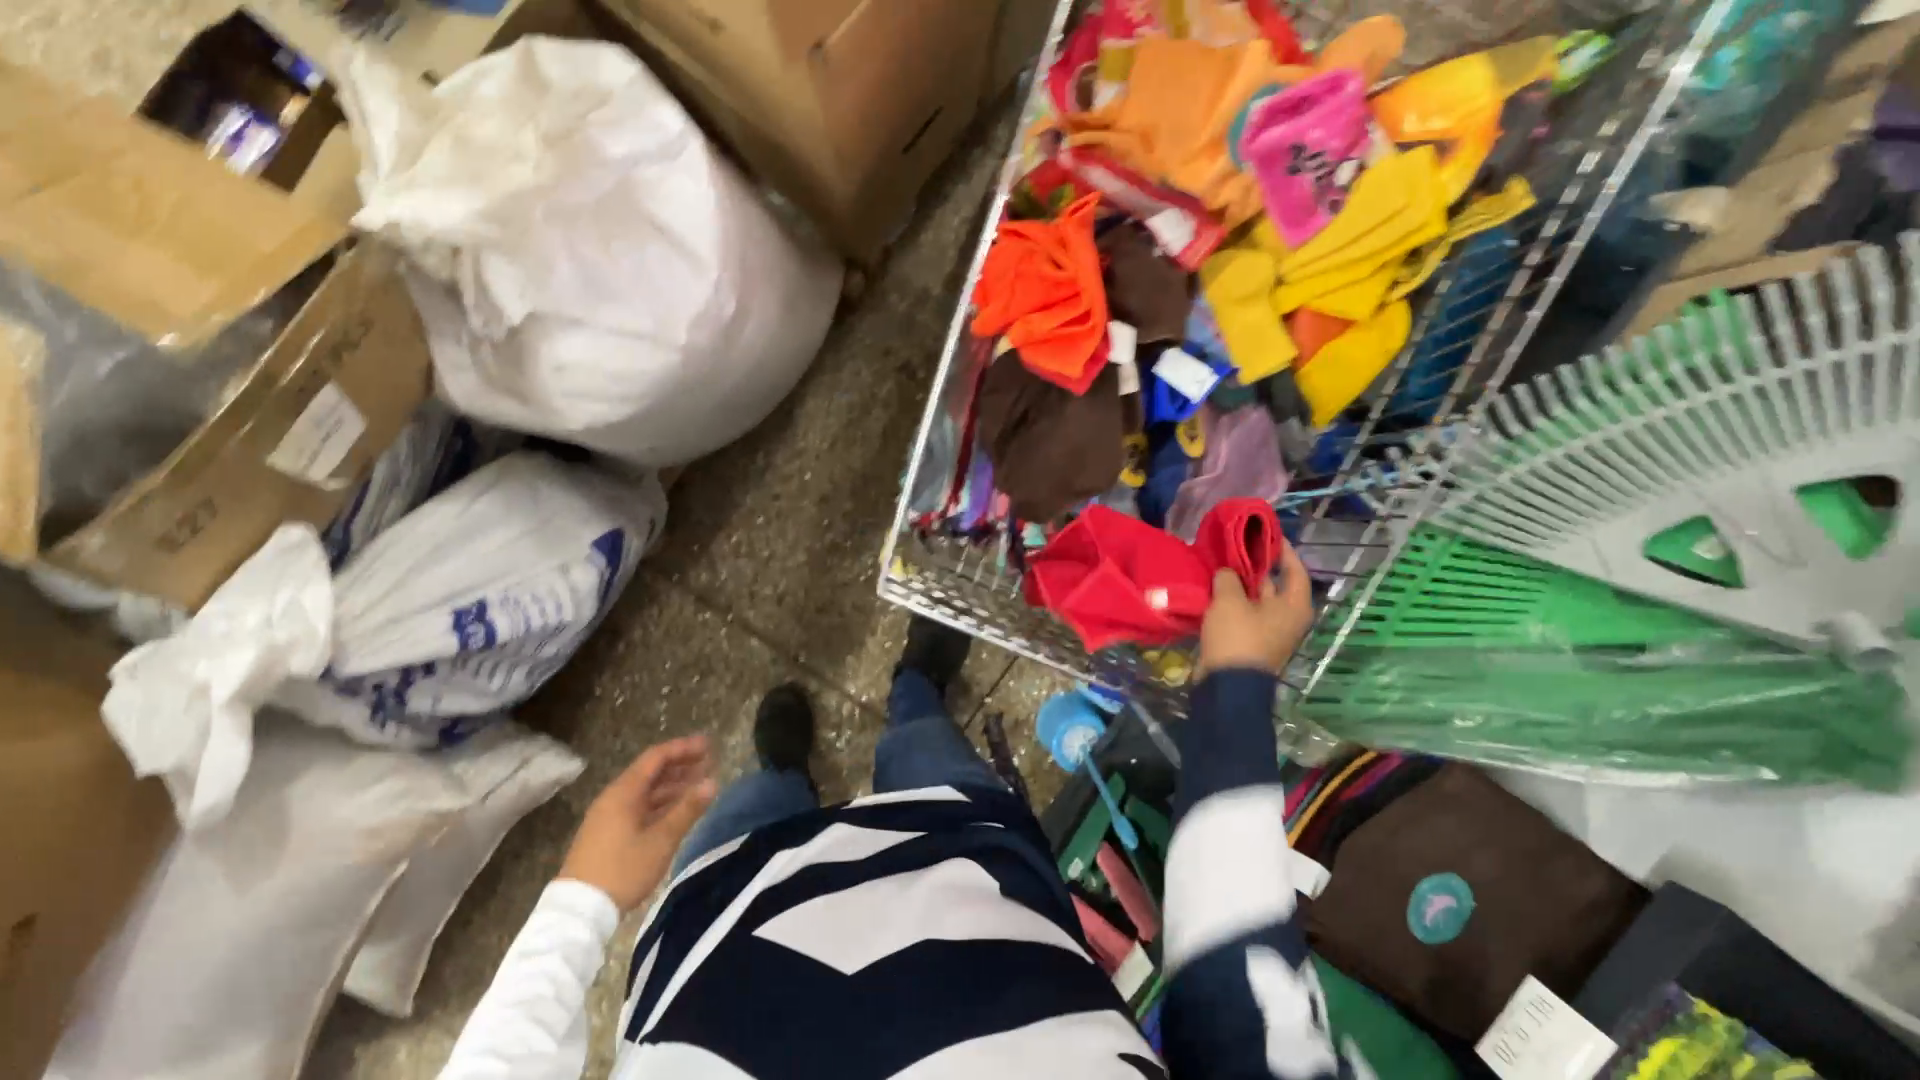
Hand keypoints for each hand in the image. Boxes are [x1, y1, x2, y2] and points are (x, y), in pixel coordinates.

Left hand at [558, 736, 716, 911]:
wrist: (580, 909)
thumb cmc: (623, 869)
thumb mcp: (661, 840)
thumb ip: (687, 809)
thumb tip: (712, 782)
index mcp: (623, 793)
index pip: (656, 758)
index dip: (683, 749)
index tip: (708, 745)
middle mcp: (614, 798)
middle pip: (650, 772)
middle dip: (681, 765)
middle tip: (710, 762)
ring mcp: (609, 816)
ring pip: (645, 791)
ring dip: (673, 785)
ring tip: (700, 784)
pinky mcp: (609, 834)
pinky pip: (639, 807)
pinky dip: (661, 803)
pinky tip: (678, 809)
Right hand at [1197, 541, 1312, 676]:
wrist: (1228, 686)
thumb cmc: (1238, 637)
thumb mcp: (1229, 600)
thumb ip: (1229, 578)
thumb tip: (1227, 572)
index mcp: (1294, 605)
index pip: (1295, 569)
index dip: (1283, 551)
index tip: (1267, 534)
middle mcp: (1288, 618)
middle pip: (1274, 585)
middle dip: (1255, 567)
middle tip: (1235, 547)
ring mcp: (1270, 633)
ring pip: (1256, 601)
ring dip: (1239, 585)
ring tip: (1219, 566)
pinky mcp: (1252, 643)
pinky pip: (1244, 616)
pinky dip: (1232, 603)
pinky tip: (1213, 591)